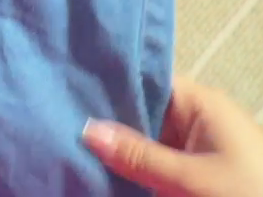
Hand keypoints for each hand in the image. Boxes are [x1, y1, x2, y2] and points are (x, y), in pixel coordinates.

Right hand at [82, 79, 262, 196]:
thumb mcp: (190, 182)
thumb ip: (138, 156)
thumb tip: (85, 127)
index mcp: (201, 103)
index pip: (143, 80)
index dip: (106, 84)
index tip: (65, 87)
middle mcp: (199, 121)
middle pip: (142, 114)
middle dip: (107, 125)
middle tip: (59, 123)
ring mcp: (202, 154)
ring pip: (149, 146)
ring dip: (121, 155)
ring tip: (70, 149)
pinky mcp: (203, 183)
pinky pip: (161, 170)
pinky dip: (139, 176)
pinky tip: (106, 179)